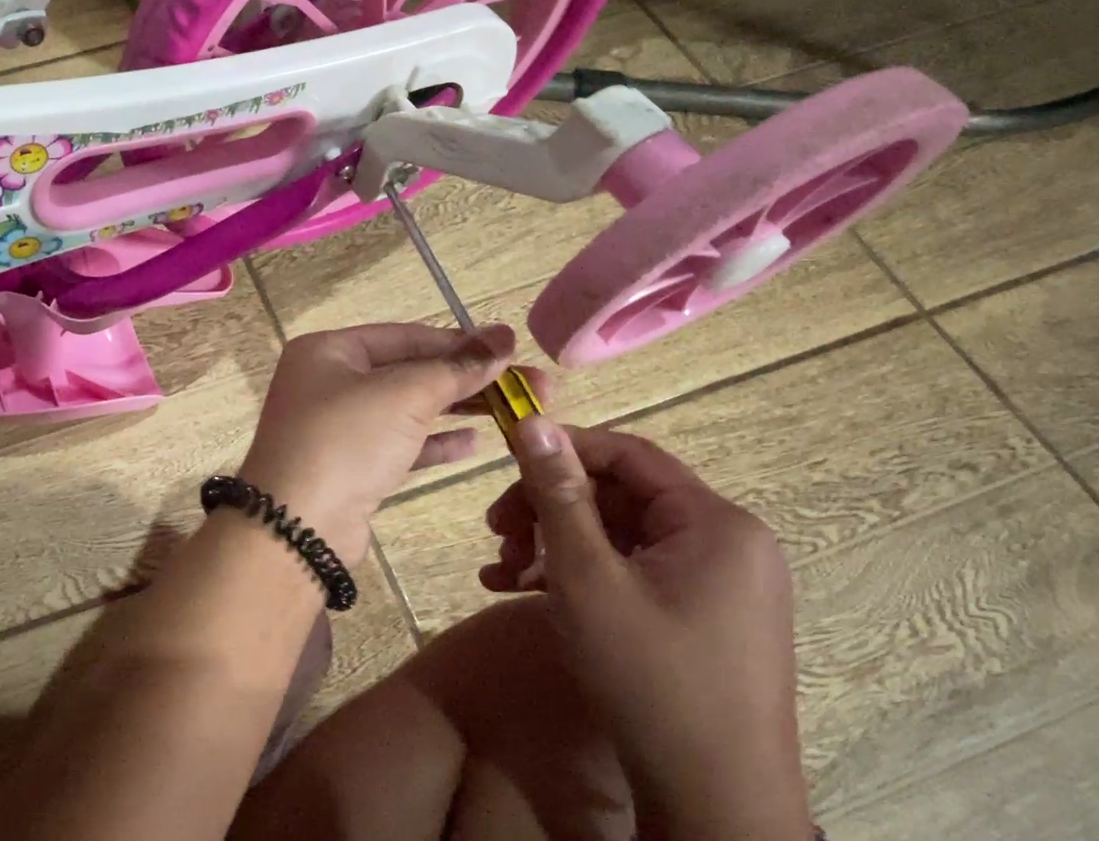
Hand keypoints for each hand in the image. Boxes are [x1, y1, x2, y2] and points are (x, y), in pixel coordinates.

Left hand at [239, 322, 542, 566]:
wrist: (297, 526)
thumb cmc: (345, 441)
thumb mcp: (403, 395)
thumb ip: (455, 367)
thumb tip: (503, 336)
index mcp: (328, 351)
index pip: (404, 336)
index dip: (460, 342)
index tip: (513, 349)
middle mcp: (327, 382)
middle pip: (407, 371)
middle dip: (467, 378)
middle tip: (532, 385)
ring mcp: (336, 426)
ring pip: (406, 409)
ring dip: (457, 408)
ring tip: (516, 411)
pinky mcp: (349, 467)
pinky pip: (399, 444)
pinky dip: (433, 442)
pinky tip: (474, 443)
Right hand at [483, 420, 810, 840]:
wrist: (712, 801)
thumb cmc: (649, 676)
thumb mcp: (586, 577)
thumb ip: (558, 494)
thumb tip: (533, 420)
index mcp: (716, 524)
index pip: (628, 455)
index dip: (561, 451)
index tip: (502, 468)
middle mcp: (727, 544)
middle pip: (620, 497)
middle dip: (548, 509)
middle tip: (495, 534)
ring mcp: (718, 585)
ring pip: (619, 537)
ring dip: (554, 544)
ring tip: (500, 571)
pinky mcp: (702, 618)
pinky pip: (632, 573)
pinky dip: (579, 575)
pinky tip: (524, 592)